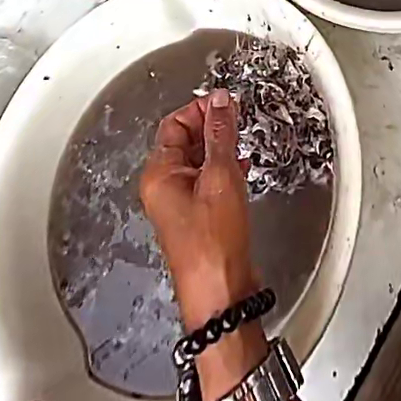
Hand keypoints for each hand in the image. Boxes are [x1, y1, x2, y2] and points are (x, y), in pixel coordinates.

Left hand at [140, 89, 257, 326]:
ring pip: (198, 160)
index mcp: (159, 173)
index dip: (199, 109)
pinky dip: (223, 169)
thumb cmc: (213, 245)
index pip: (174, 124)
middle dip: (210, 126)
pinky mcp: (198, 217)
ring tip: (241, 138)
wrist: (223, 297)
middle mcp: (164, 186)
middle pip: (184, 140)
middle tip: (235, 117)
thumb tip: (221, 103)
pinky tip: (241, 167)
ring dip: (219, 147)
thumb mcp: (221, 178)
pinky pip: (207, 180)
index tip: (224, 102)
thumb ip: (221, 135)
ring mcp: (180, 203)